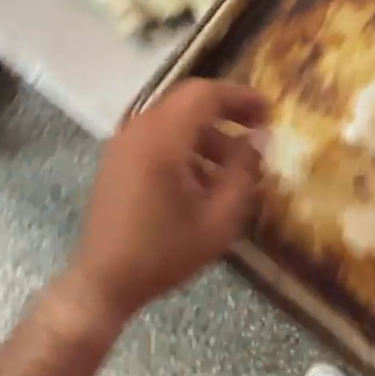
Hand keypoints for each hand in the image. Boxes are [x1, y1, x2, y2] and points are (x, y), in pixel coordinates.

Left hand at [58, 79, 269, 331]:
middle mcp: (138, 130)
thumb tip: (256, 143)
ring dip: (207, 131)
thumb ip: (243, 175)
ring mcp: (123, 143)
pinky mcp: (118, 159)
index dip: (240, 97)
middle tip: (258, 127)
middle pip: (187, 101)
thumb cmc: (164, 252)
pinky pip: (157, 136)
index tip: (269, 111)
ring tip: (236, 161)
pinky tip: (204, 175)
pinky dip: (185, 143)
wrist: (105, 280)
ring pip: (173, 118)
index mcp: (161, 139)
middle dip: (226, 110)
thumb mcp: (218, 220)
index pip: (204, 95)